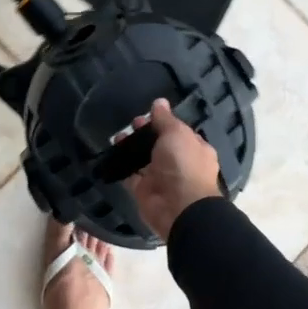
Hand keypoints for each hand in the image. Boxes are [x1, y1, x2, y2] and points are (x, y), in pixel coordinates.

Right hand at [123, 99, 221, 241]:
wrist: (178, 207)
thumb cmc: (183, 164)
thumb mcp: (176, 133)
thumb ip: (165, 119)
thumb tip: (159, 101)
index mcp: (194, 149)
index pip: (178, 132)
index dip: (164, 122)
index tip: (149, 114)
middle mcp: (179, 163)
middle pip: (159, 144)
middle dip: (146, 133)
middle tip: (132, 123)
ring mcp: (161, 178)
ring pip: (144, 158)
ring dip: (132, 147)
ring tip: (118, 136)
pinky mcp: (144, 190)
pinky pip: (131, 175)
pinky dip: (122, 165)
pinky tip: (113, 152)